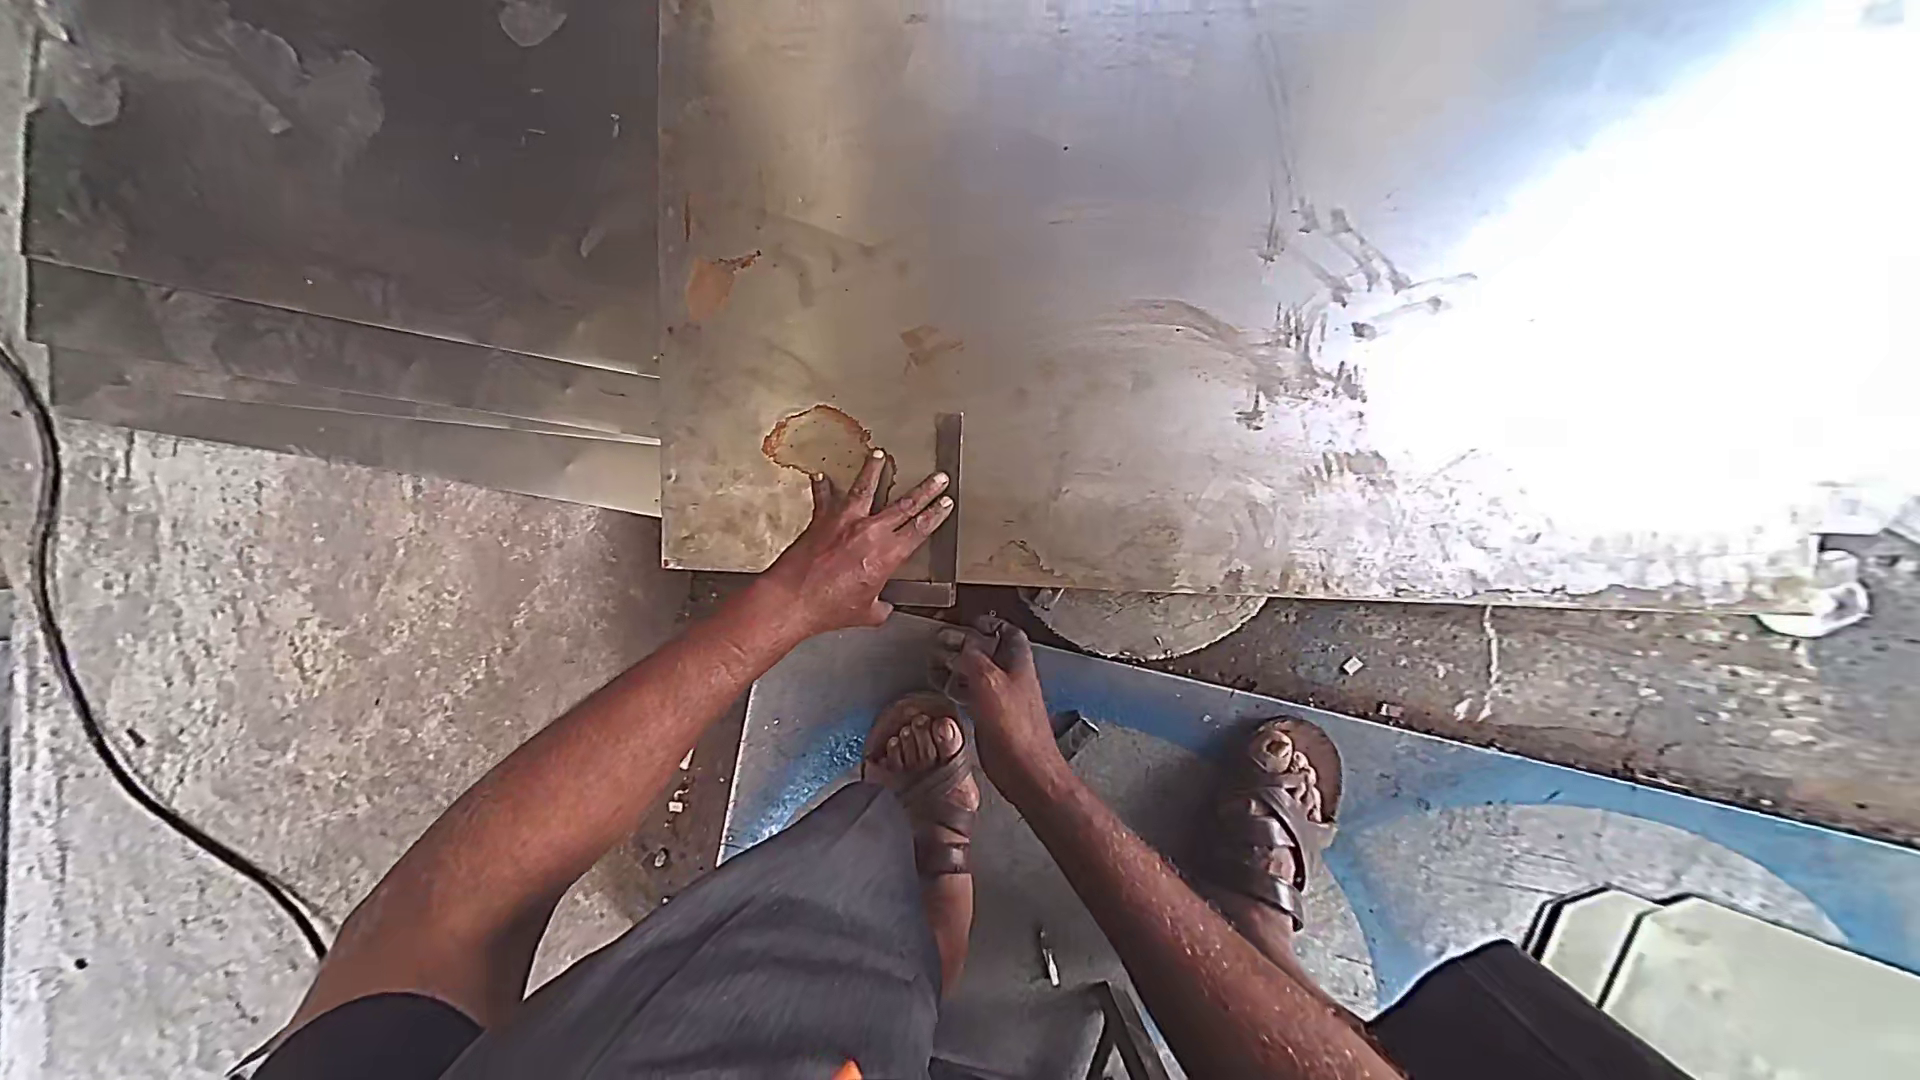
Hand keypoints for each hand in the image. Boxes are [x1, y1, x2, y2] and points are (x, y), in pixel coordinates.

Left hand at [758, 449, 951, 639]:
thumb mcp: (865, 613)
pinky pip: (823, 499)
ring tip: (879, 455)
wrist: (792, 600)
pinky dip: (823, 487)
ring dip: (874, 470)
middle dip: (925, 489)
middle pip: (904, 504)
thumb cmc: (827, 608)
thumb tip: (883, 608)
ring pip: (865, 489)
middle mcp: (869, 532)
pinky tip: (820, 476)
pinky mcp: (821, 521)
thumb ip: (880, 607)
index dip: (936, 514)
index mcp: (887, 555)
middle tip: (938, 477)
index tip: (945, 502)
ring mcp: (844, 522)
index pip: (920, 529)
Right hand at [935, 616, 1068, 799]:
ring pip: (978, 673)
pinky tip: (945, 689)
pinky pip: (972, 695)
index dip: (989, 623)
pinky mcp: (991, 717)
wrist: (1024, 769)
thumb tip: (959, 645)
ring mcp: (1002, 698)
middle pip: (989, 651)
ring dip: (959, 666)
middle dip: (967, 644)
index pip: (1008, 631)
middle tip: (945, 641)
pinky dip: (957, 688)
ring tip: (939, 661)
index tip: (969, 621)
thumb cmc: (1017, 729)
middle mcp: (1012, 677)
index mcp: (1018, 662)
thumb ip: (972, 658)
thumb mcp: (989, 681)